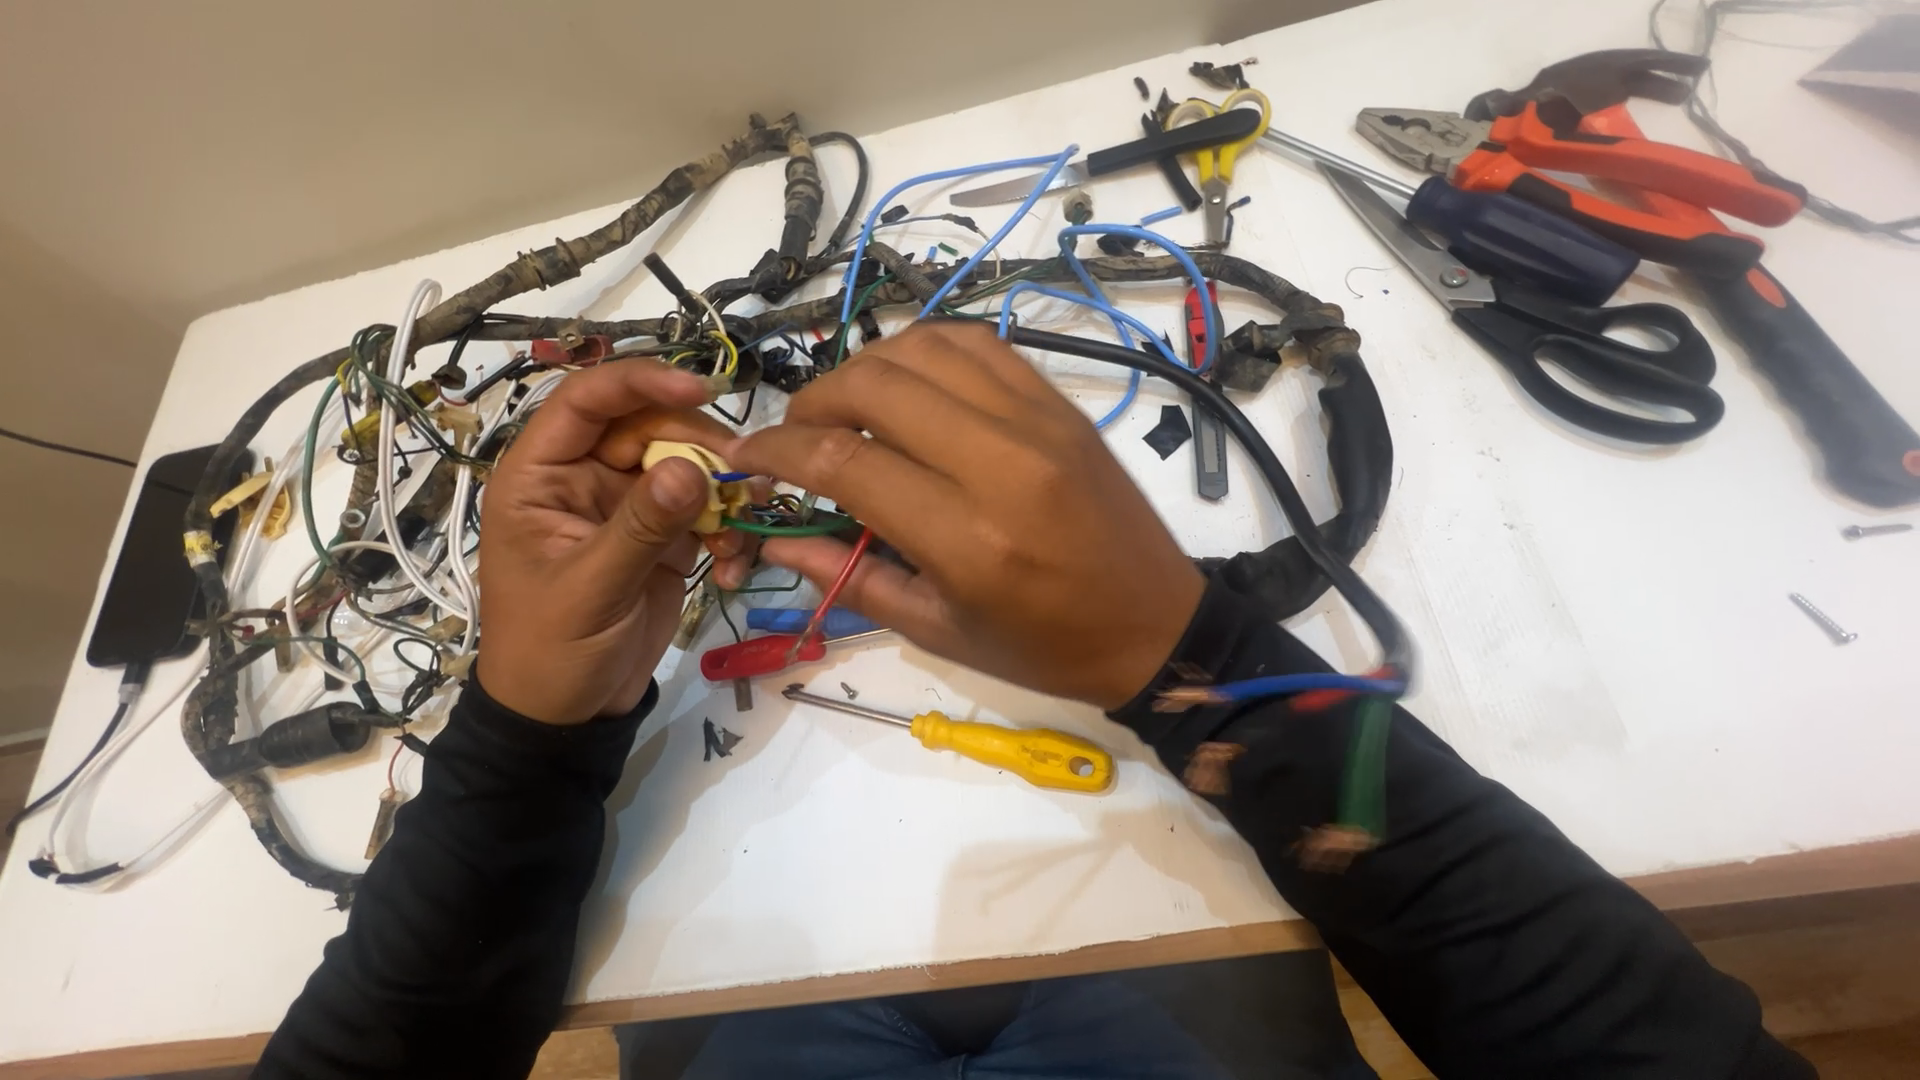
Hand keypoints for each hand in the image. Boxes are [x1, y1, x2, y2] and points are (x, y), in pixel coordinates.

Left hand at [477, 361, 748, 723]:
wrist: (572, 711)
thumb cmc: (552, 649)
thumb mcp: (591, 589)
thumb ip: (640, 527)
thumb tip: (693, 468)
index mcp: (542, 475)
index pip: (587, 401)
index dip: (641, 383)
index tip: (701, 390)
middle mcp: (586, 478)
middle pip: (652, 428)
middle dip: (702, 447)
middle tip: (745, 476)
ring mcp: (630, 506)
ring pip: (688, 466)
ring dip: (724, 491)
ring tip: (745, 526)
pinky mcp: (664, 537)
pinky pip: (706, 512)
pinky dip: (728, 534)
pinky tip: (732, 569)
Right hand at [727, 321, 1203, 708]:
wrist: (1154, 623)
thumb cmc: (1044, 646)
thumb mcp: (940, 631)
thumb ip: (852, 578)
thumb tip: (777, 540)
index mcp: (966, 538)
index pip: (844, 462)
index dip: (778, 450)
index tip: (747, 455)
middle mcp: (1000, 462)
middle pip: (876, 386)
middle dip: (813, 401)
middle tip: (797, 433)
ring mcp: (1037, 421)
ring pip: (923, 348)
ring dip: (867, 368)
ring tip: (850, 408)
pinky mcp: (1060, 404)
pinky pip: (977, 345)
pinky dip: (926, 351)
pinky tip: (911, 384)